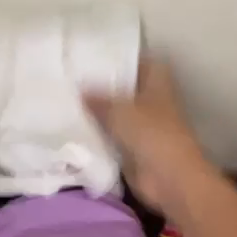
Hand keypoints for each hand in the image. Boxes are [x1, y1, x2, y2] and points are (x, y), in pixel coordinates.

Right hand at [84, 56, 221, 220]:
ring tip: (66, 100)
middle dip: (103, 86)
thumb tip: (80, 88)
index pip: (140, 62)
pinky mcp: (133, 150)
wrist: (169, 180)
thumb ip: (98, 98)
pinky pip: (111, 137)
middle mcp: (152, 102)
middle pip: (125, 89)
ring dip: (98, 112)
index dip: (121, 58)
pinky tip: (72, 129)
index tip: (95, 56)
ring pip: (117, 114)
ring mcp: (143, 127)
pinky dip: (96, 135)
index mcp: (157, 83)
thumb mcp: (120, 110)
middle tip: (72, 78)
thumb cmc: (152, 135)